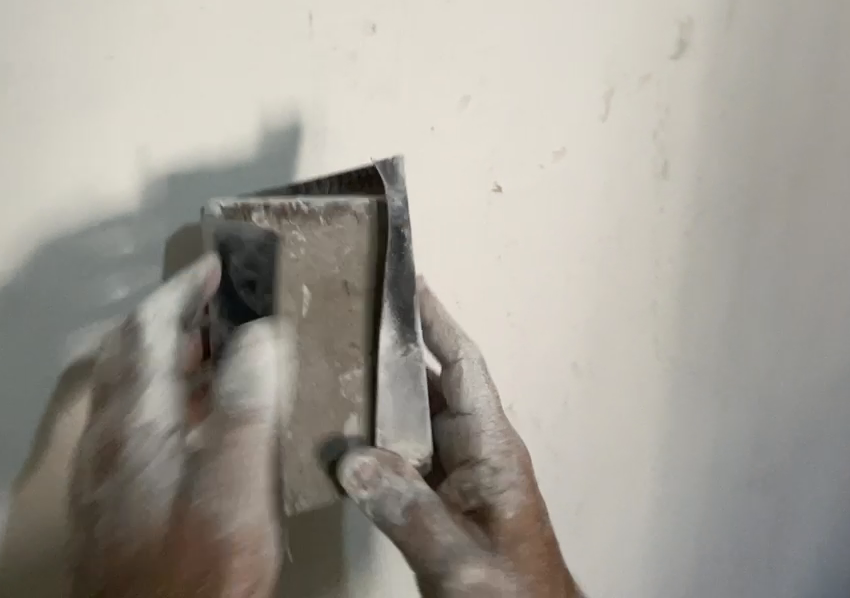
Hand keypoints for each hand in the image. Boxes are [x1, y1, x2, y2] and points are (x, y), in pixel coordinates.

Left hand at [66, 254, 287, 597]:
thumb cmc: (202, 562)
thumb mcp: (235, 481)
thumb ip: (244, 402)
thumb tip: (258, 333)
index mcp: (133, 422)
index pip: (147, 329)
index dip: (180, 289)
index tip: (215, 264)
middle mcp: (108, 436)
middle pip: (126, 352)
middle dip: (168, 314)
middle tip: (214, 299)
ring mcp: (106, 468)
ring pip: (129, 386)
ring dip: (169, 353)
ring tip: (220, 346)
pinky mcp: (115, 496)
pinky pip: (136, 418)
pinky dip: (169, 392)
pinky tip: (205, 412)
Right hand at [335, 283, 580, 597]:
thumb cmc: (512, 592)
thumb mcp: (461, 557)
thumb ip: (408, 511)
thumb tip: (350, 461)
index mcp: (490, 445)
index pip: (462, 365)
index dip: (438, 321)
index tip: (411, 281)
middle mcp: (471, 448)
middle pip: (430, 383)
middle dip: (396, 349)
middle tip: (353, 315)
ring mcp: (455, 473)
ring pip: (413, 417)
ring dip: (380, 393)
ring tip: (337, 361)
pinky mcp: (438, 499)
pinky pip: (402, 453)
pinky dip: (373, 437)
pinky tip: (342, 430)